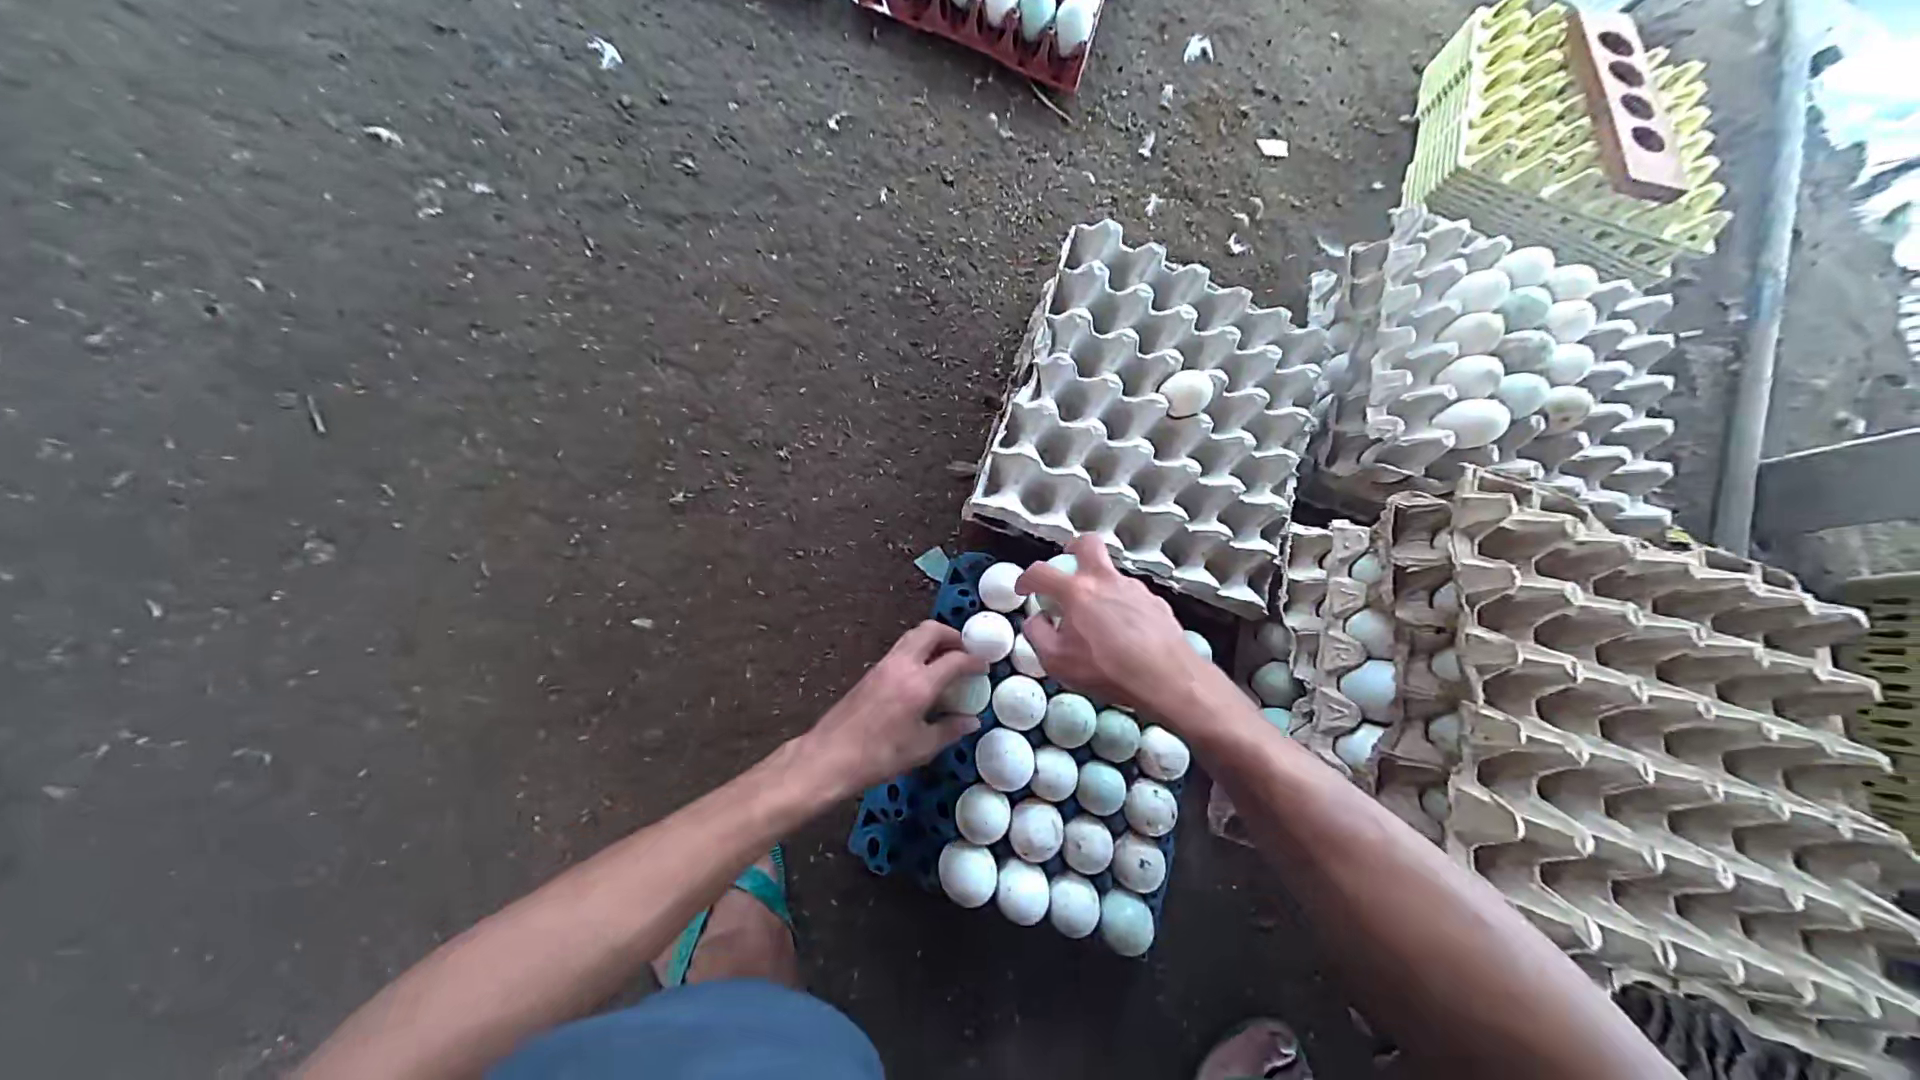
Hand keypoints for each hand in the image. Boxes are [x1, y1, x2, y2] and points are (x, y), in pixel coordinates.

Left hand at [799, 621, 986, 797]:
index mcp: (919, 683)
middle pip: (931, 630)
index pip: (955, 659)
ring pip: (913, 636)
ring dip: (933, 640)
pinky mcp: (871, 672)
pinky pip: (901, 649)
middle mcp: (901, 665)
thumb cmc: (877, 757)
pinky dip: (918, 650)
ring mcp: (883, 665)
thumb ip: (949, 730)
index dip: (974, 661)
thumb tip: (970, 721)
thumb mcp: (921, 748)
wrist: (829, 757)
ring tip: (946, 659)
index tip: (984, 667)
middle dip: (953, 635)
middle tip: (965, 651)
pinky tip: (923, 674)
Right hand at [1018, 534, 1207, 713]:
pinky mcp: (1155, 602)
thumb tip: (1036, 621)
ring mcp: (1134, 589)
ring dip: (1099, 585)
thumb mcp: (1056, 661)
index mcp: (1077, 591)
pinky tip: (1122, 631)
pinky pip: (1131, 595)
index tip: (1026, 588)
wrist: (1166, 679)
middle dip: (1072, 549)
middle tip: (1066, 565)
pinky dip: (1120, 605)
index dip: (1027, 579)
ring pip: (1111, 573)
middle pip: (1087, 544)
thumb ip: (1037, 634)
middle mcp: (1106, 581)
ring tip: (1095, 615)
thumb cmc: (1110, 671)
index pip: (1041, 572)